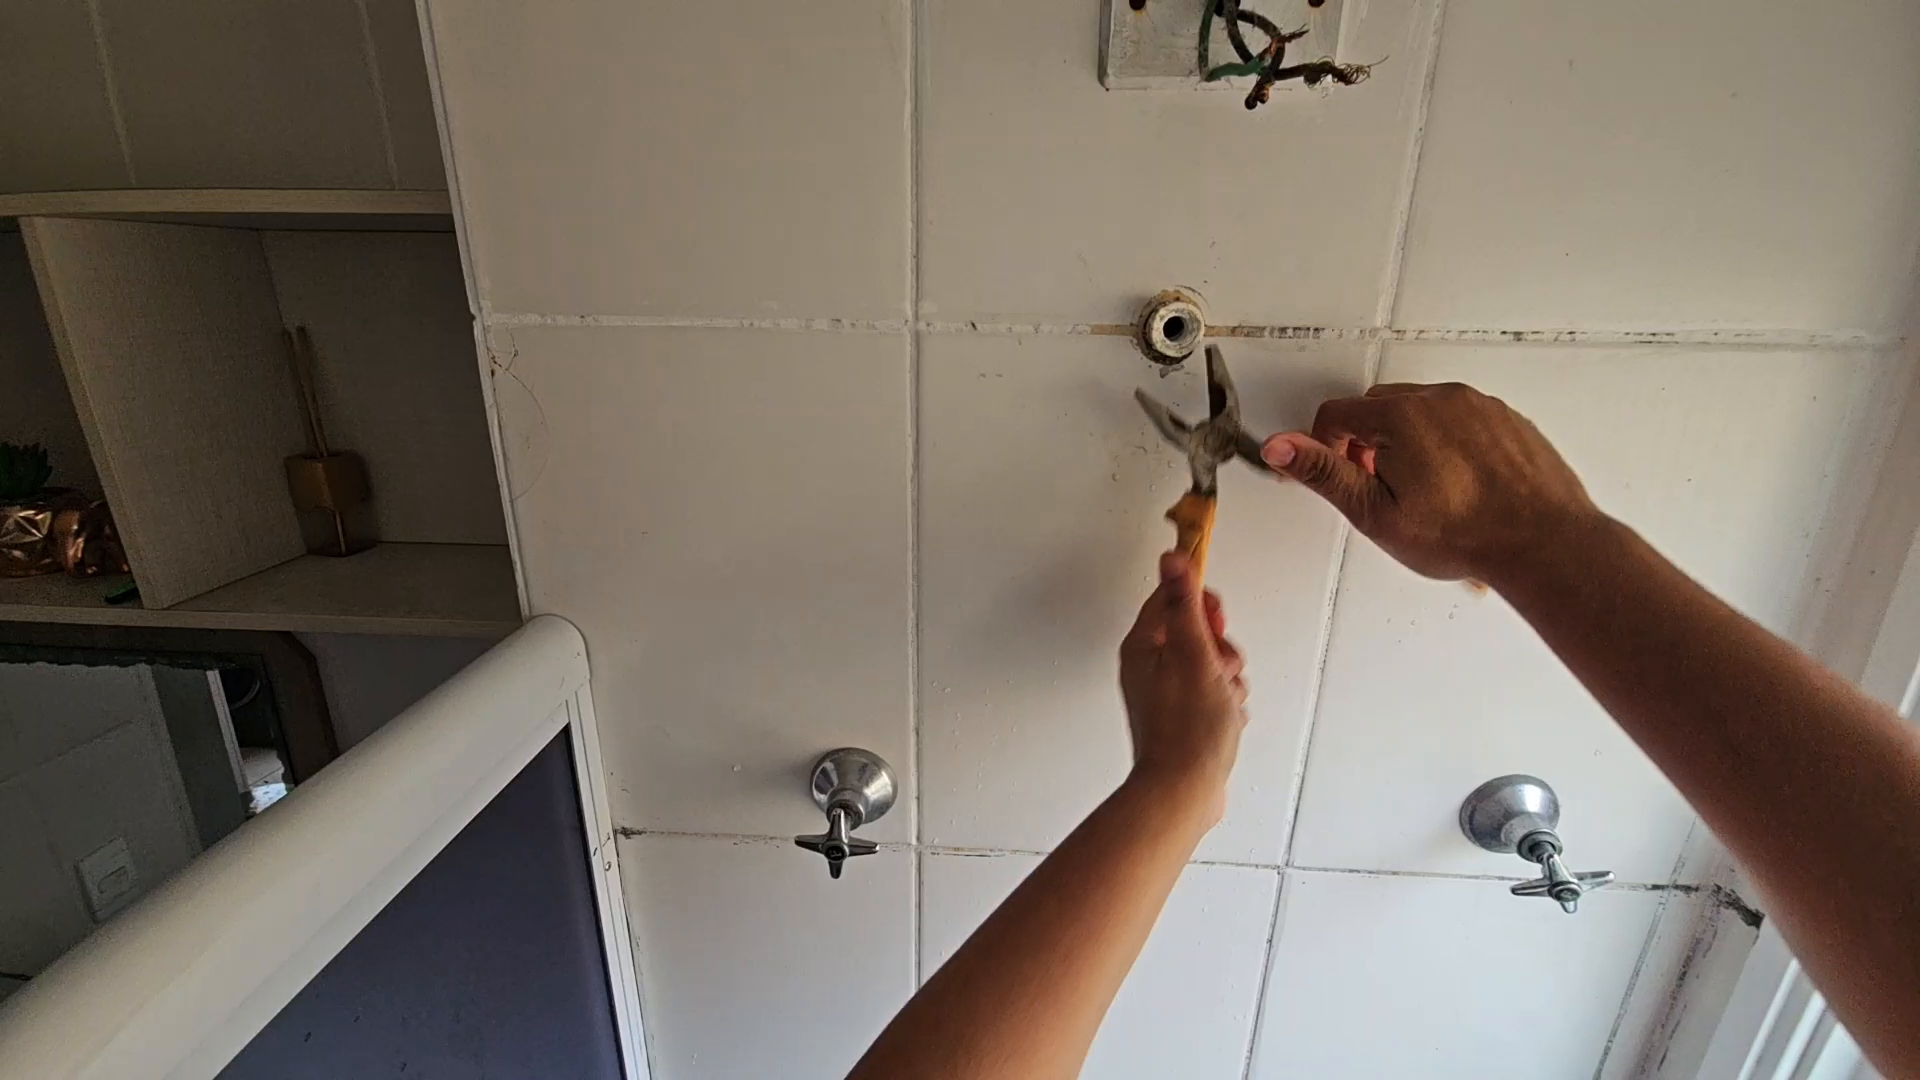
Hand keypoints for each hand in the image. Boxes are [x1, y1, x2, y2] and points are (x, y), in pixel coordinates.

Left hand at [1118, 552, 1248, 821]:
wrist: (1184, 791)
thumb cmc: (1189, 729)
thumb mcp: (1194, 655)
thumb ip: (1185, 604)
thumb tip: (1172, 558)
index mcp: (1142, 646)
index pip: (1171, 599)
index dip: (1200, 604)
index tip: (1216, 622)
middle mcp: (1147, 666)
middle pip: (1194, 631)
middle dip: (1220, 649)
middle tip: (1221, 670)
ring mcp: (1163, 692)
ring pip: (1209, 663)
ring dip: (1227, 678)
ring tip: (1223, 701)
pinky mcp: (1179, 714)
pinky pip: (1211, 691)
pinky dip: (1224, 701)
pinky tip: (1225, 719)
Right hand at [1260, 382, 1603, 584]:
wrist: (1547, 545)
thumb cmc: (1463, 534)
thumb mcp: (1373, 512)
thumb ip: (1322, 472)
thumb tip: (1277, 445)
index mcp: (1400, 416)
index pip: (1335, 413)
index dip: (1325, 448)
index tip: (1342, 478)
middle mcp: (1441, 399)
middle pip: (1374, 407)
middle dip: (1364, 443)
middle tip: (1378, 488)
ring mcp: (1479, 405)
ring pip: (1416, 410)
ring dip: (1403, 440)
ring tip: (1418, 489)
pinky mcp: (1505, 419)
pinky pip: (1456, 417)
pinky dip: (1442, 441)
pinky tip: (1452, 483)